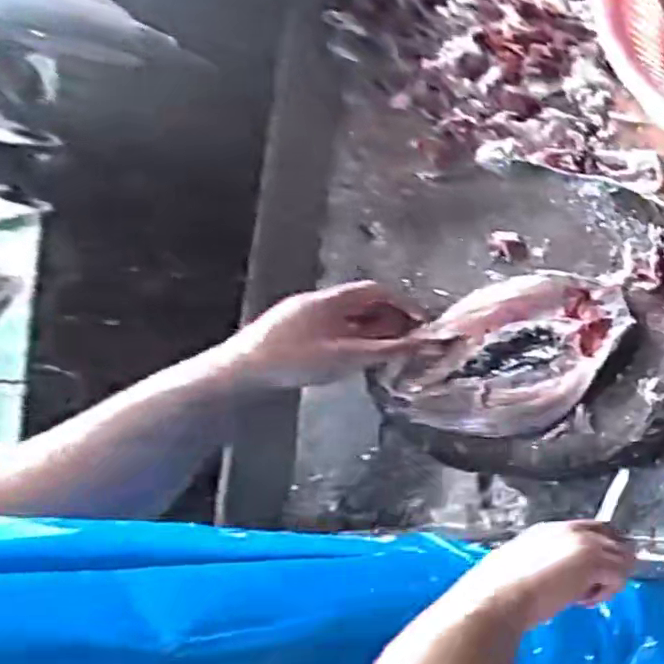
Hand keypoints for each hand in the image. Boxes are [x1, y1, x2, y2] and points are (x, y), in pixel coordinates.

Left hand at [208, 281, 419, 390]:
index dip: (405, 304)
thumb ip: (392, 350)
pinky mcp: (297, 329)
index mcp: (329, 301)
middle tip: (409, 342)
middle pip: (367, 303)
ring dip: (376, 331)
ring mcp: (305, 315)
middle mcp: (317, 302)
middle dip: (393, 320)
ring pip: (353, 316)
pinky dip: (358, 337)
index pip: (378, 290)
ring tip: (388, 351)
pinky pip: (339, 326)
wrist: (235, 373)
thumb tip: (428, 345)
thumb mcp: (349, 356)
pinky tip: (360, 354)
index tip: (422, 324)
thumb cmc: (293, 360)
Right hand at [450, 520, 635, 627]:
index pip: (595, 529)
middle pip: (616, 539)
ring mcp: (587, 544)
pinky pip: (620, 576)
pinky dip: (607, 593)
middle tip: (590, 587)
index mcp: (552, 529)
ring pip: (623, 558)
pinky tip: (583, 602)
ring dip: (609, 580)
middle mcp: (573, 530)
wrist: (491, 604)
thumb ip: (543, 561)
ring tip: (584, 597)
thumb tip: (554, 574)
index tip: (591, 573)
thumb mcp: (519, 566)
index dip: (600, 550)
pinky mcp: (595, 562)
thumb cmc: (494, 595)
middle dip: (610, 564)